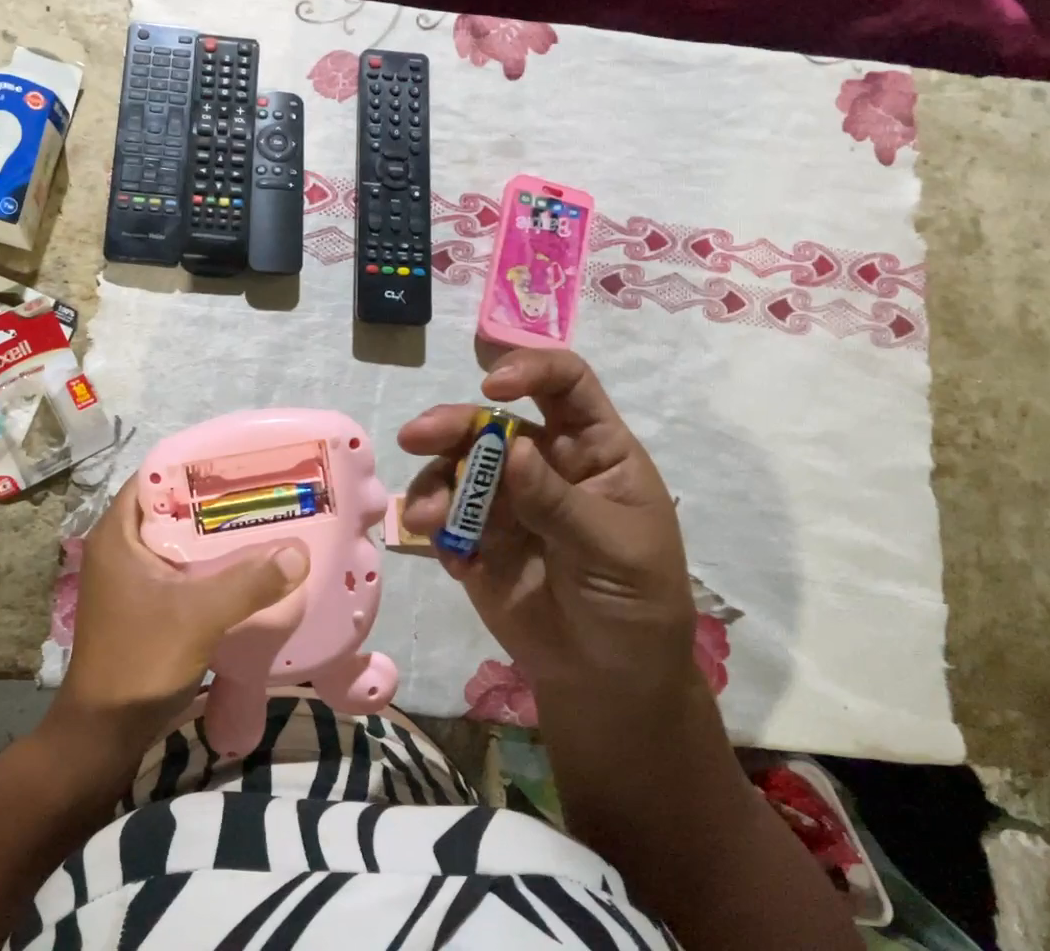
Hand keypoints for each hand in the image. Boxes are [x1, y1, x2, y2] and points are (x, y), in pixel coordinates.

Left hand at [50, 475, 309, 754]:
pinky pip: (183, 572)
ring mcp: (130, 579)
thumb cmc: (141, 661)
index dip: (198, 467)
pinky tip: (250, 573)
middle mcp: (120, 548)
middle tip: (267, 497)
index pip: (155, 477)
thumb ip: (247, 582)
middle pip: (172, 510)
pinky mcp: (144, 605)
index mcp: (117, 534)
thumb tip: (298, 551)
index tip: (245, 466)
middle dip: (218, 505)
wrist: (106, 730)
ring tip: (267, 528)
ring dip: (218, 540)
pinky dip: (212, 569)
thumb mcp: (198, 617)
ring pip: (180, 544)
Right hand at [398, 347, 695, 696]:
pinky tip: (450, 558)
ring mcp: (504, 501)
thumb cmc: (634, 601)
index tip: (492, 387)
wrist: (606, 679)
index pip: (565, 385)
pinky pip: (442, 517)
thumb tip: (508, 446)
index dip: (530, 371)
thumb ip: (556, 500)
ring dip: (433, 484)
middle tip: (415, 437)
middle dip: (451, 424)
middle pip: (490, 422)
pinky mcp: (473, 539)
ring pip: (455, 467)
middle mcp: (542, 464)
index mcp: (593, 451)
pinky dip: (434, 528)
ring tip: (428, 519)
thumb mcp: (612, 548)